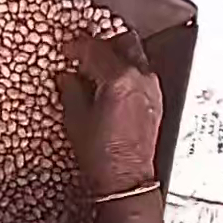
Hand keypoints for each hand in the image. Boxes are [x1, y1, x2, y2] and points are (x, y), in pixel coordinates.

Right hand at [57, 33, 161, 197]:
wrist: (125, 179)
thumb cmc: (102, 156)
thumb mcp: (76, 120)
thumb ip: (71, 90)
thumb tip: (67, 77)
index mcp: (118, 80)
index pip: (95, 49)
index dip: (76, 46)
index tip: (67, 49)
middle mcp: (140, 79)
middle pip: (122, 43)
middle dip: (101, 46)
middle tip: (83, 56)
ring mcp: (151, 89)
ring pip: (135, 56)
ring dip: (115, 57)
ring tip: (97, 72)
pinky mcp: (155, 100)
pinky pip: (141, 74)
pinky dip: (126, 73)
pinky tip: (111, 87)